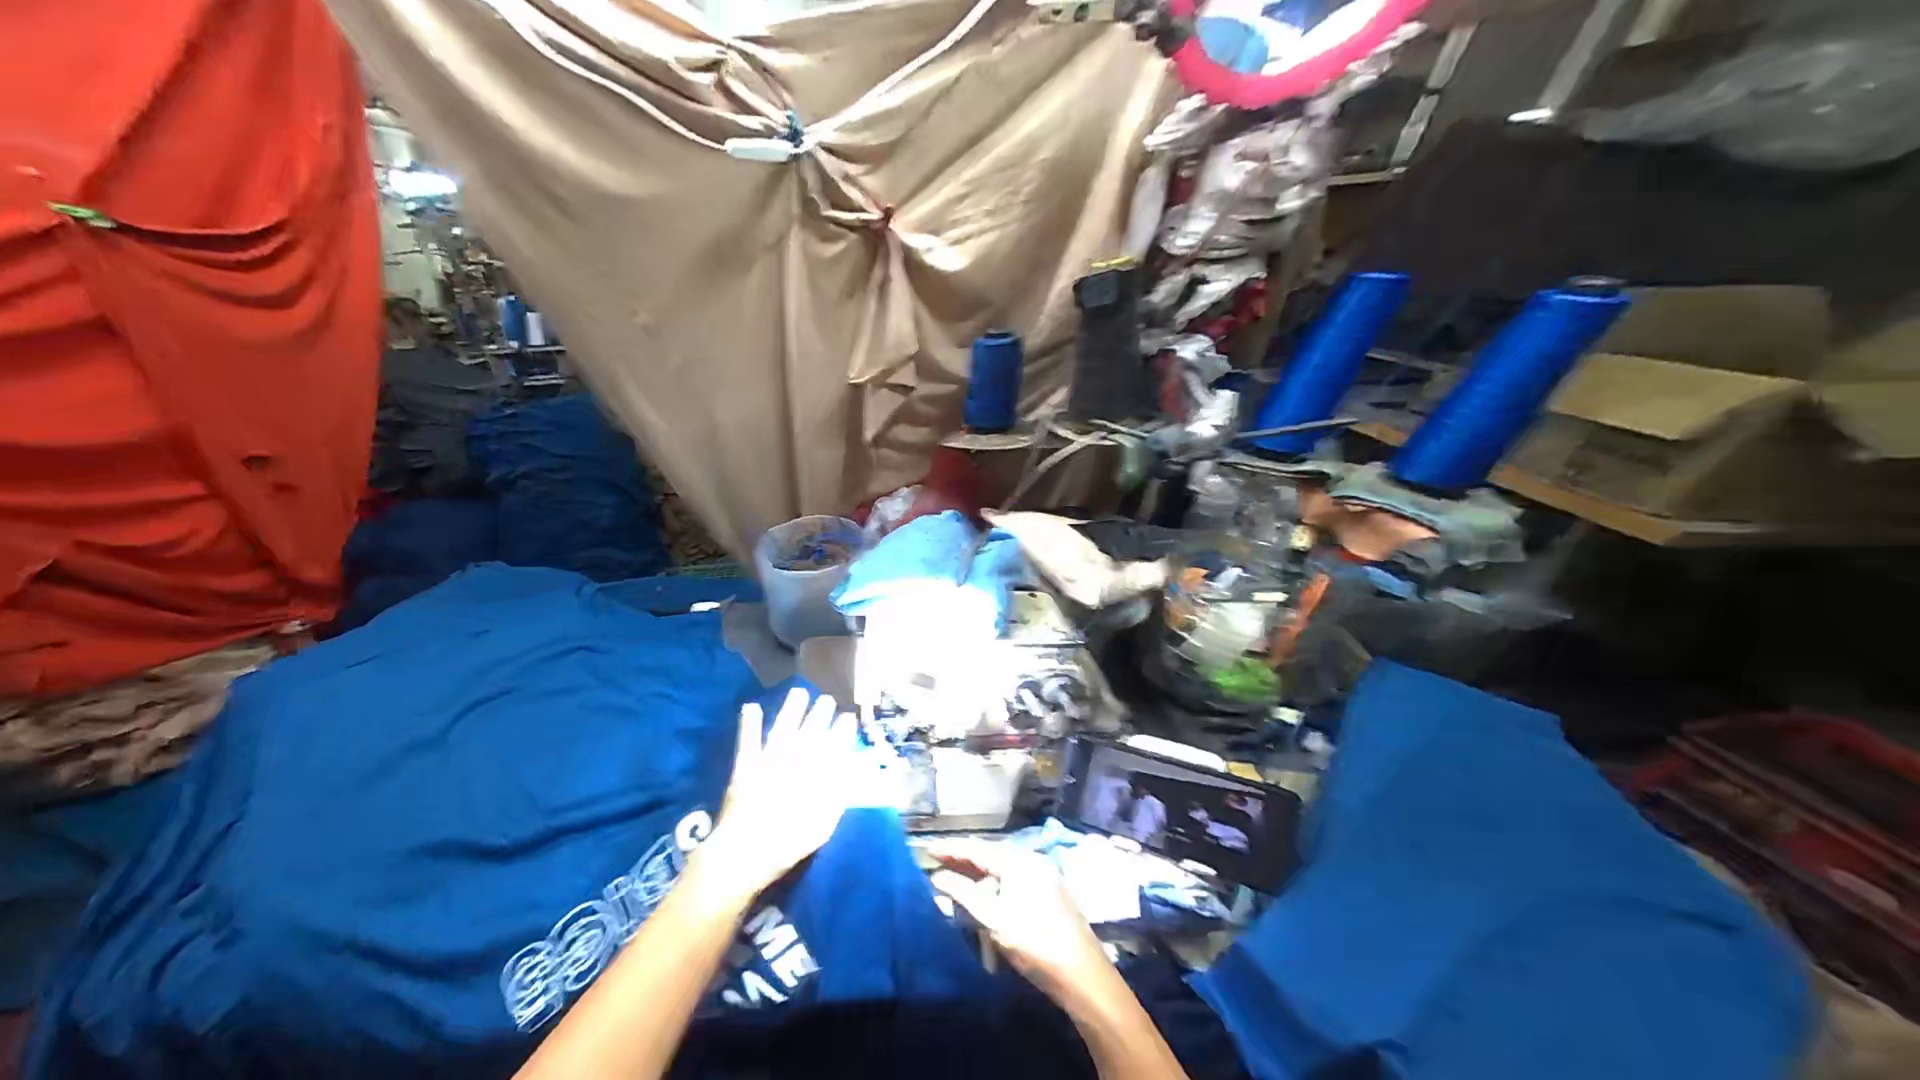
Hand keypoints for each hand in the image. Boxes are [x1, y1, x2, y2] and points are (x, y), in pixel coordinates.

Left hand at [694, 689, 856, 901]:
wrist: (747, 851)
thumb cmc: (791, 841)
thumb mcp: (825, 822)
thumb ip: (838, 793)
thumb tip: (849, 770)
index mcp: (818, 769)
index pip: (835, 741)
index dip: (843, 728)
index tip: (848, 718)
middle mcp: (796, 756)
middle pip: (812, 728)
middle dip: (821, 712)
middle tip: (827, 700)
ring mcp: (769, 758)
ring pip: (784, 726)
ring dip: (792, 708)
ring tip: (799, 692)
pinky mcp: (745, 764)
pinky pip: (748, 739)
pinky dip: (750, 723)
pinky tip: (751, 707)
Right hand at [927, 840, 1116, 1003]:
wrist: (1082, 974)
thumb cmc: (1035, 944)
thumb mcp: (994, 920)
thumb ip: (964, 894)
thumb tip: (938, 877)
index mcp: (1019, 861)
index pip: (977, 848)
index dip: (951, 848)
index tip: (927, 848)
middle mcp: (1033, 860)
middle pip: (990, 855)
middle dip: (963, 859)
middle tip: (937, 862)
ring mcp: (1044, 875)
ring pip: (1002, 868)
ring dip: (978, 873)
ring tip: (955, 878)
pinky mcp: (1049, 892)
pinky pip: (1013, 879)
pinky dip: (994, 883)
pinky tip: (983, 893)